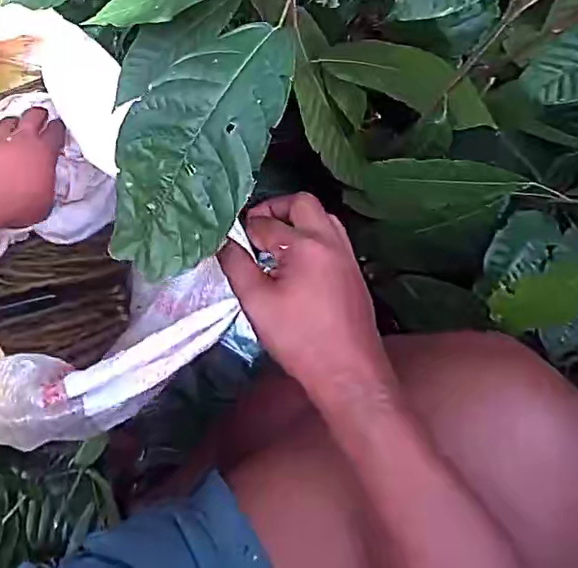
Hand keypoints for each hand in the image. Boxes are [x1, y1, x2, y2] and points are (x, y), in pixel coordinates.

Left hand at [0, 106, 66, 231]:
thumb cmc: (10, 206)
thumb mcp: (44, 204)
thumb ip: (48, 187)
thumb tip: (46, 189)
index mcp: (43, 151)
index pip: (56, 130)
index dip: (58, 128)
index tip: (58, 129)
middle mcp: (22, 139)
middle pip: (34, 115)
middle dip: (39, 115)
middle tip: (41, 117)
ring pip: (9, 120)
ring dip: (14, 123)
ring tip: (15, 129)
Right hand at [217, 193, 393, 403]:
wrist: (350, 375)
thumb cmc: (300, 340)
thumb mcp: (257, 303)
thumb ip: (236, 265)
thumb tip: (223, 241)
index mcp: (305, 245)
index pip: (267, 223)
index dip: (244, 228)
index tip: (231, 237)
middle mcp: (330, 241)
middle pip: (301, 202)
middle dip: (275, 208)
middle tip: (255, 227)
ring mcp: (347, 254)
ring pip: (321, 216)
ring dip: (297, 219)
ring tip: (275, 241)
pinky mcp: (354, 270)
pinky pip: (332, 235)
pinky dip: (312, 234)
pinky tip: (297, 260)